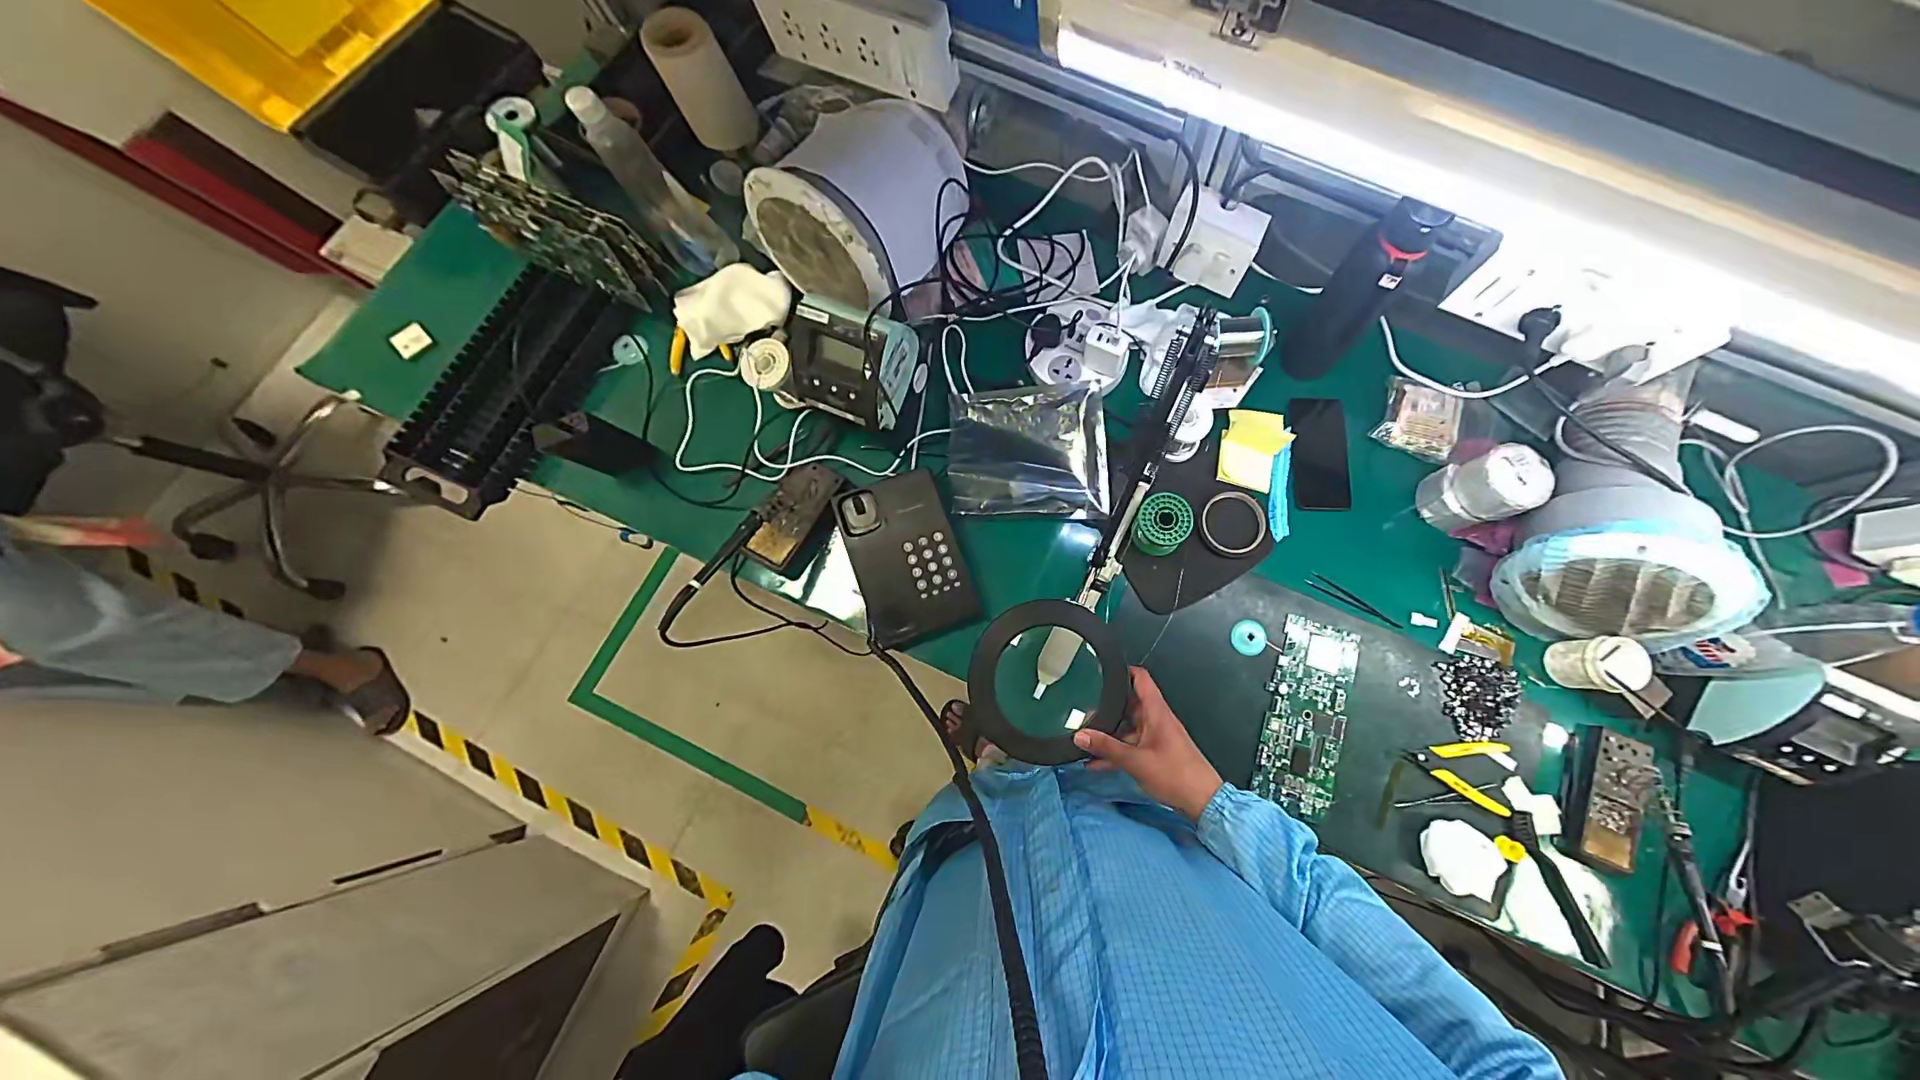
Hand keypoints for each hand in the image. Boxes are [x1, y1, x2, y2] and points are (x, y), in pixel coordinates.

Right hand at [1075, 667, 1222, 820]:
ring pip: (1127, 727)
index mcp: (1156, 712)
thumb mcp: (1135, 761)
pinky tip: (1096, 762)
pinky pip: (1131, 745)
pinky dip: (1116, 750)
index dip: (1123, 670)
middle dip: (1107, 705)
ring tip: (1085, 738)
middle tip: (1083, 708)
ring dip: (1109, 733)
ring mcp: (1156, 736)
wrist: (1203, 801)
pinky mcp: (1155, 752)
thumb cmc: (1175, 775)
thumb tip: (1079, 736)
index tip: (1101, 670)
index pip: (1141, 679)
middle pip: (1129, 703)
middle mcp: (1156, 719)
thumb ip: (1106, 747)